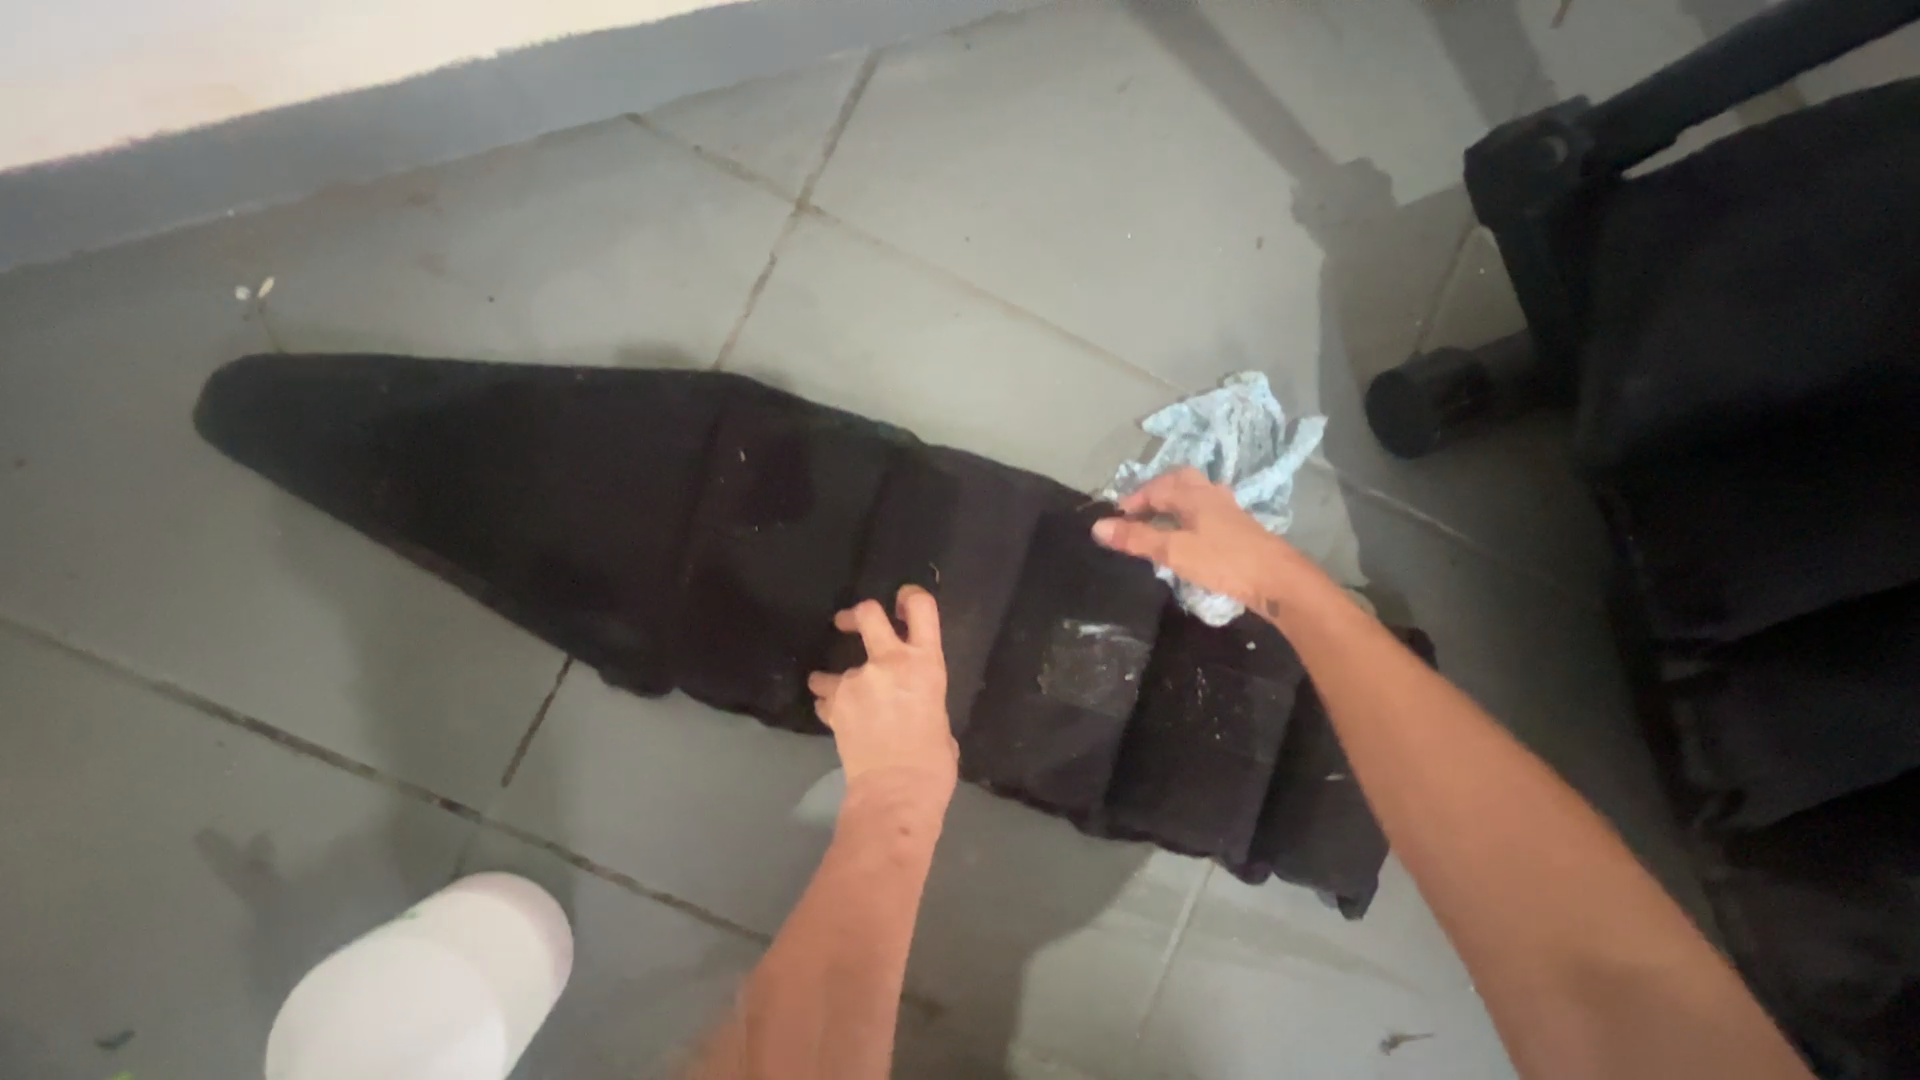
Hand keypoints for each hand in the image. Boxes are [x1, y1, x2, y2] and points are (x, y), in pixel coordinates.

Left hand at [807, 586, 957, 802]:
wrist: (896, 793)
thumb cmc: (933, 763)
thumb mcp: (940, 719)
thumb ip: (925, 699)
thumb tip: (916, 705)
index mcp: (926, 663)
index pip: (921, 607)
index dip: (909, 597)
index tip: (901, 603)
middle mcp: (889, 662)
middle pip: (868, 613)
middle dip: (857, 616)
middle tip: (850, 624)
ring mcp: (857, 680)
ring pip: (838, 666)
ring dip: (838, 679)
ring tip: (840, 696)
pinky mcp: (834, 704)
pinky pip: (825, 695)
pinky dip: (828, 703)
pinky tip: (835, 716)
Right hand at [1092, 467, 1310, 611]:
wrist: (1277, 580)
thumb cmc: (1223, 560)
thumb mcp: (1173, 551)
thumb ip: (1136, 539)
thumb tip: (1098, 526)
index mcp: (1193, 494)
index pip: (1154, 488)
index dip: (1131, 502)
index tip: (1114, 520)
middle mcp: (1210, 494)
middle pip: (1177, 482)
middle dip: (1154, 493)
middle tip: (1136, 514)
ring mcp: (1227, 509)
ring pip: (1192, 496)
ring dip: (1171, 505)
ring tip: (1155, 525)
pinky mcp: (1236, 527)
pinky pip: (1203, 511)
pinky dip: (1186, 517)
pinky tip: (1184, 536)